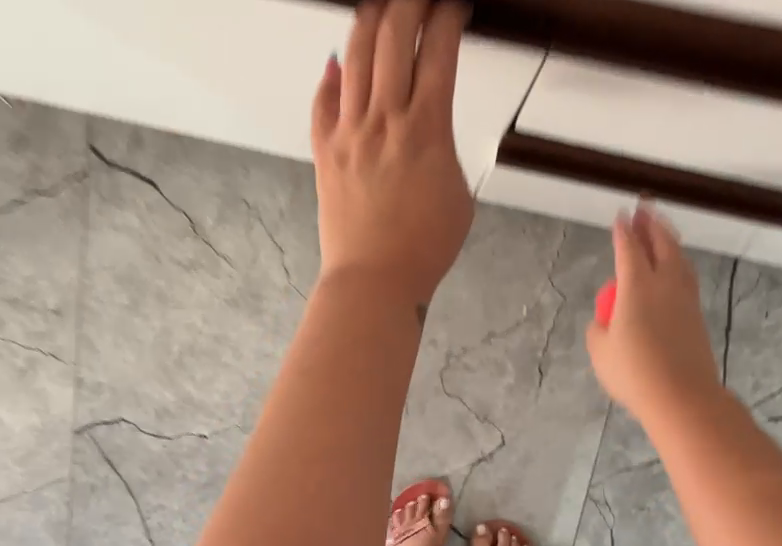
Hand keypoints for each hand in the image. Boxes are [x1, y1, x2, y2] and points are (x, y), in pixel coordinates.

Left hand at [310, 0, 473, 305]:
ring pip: (354, 54)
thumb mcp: (458, 194)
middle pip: (394, 33)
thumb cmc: (423, 249)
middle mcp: (385, 120)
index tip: (456, 8)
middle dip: (410, 1)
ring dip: (369, 19)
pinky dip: (330, 76)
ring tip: (380, 6)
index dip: (450, 15)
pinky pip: (323, 101)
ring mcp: (350, 134)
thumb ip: (444, 150)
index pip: (439, 47)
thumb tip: (428, 133)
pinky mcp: (325, 153)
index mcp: (427, 128)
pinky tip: (335, 62)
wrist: (374, 281)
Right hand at [586, 207, 721, 411]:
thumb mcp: (600, 352)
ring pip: (678, 257)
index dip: (623, 231)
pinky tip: (674, 265)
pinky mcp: (695, 313)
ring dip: (668, 239)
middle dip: (650, 224)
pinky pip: (685, 275)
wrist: (680, 395)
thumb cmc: (633, 373)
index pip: (629, 249)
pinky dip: (677, 261)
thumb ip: (598, 329)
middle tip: (644, 209)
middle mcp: (664, 283)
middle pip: (660, 243)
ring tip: (660, 230)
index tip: (621, 216)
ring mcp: (684, 297)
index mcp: (636, 287)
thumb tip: (604, 321)